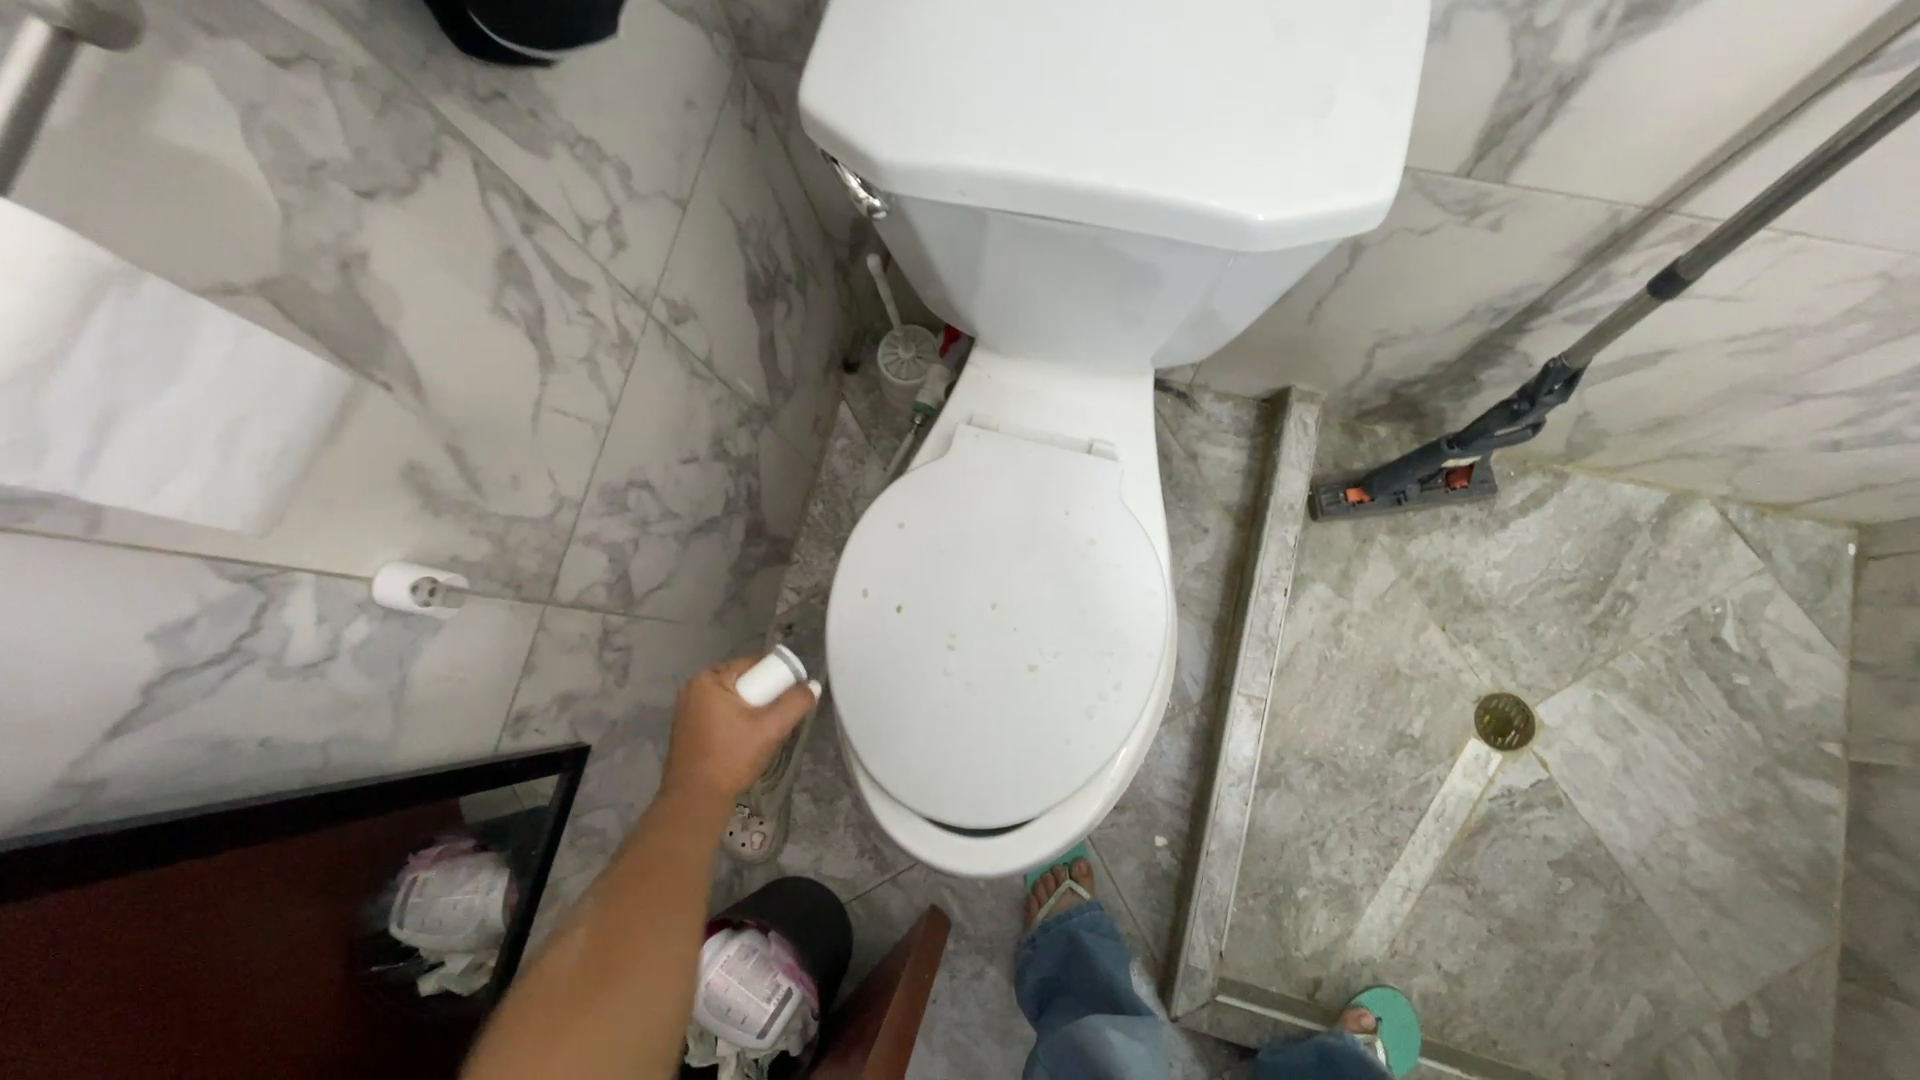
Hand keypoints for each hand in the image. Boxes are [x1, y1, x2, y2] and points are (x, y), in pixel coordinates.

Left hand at [662, 655, 818, 806]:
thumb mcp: (771, 728)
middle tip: (777, 723)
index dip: (778, 680)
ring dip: (753, 712)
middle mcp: (694, 687)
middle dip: (766, 698)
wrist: (696, 800)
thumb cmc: (732, 758)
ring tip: (763, 735)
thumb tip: (812, 686)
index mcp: (709, 678)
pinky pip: (723, 713)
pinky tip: (745, 743)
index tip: (788, 702)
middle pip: (746, 681)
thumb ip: (796, 702)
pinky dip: (737, 722)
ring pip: (736, 699)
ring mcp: (689, 708)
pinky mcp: (689, 727)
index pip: (755, 664)